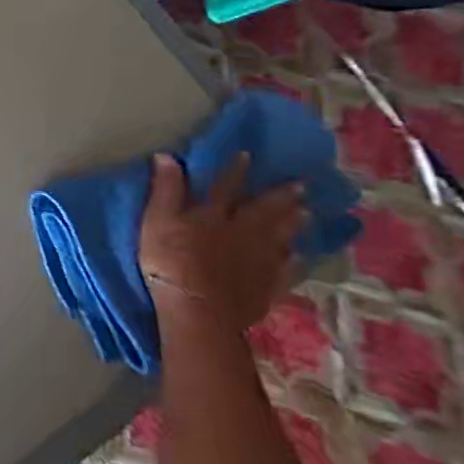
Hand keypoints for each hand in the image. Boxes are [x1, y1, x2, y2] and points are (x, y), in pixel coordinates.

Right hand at [139, 152, 308, 331]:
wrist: (198, 308)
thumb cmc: (169, 260)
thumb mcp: (156, 220)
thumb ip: (164, 189)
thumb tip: (167, 156)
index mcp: (213, 215)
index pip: (225, 186)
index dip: (235, 170)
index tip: (249, 155)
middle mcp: (241, 232)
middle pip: (263, 211)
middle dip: (280, 196)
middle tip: (303, 184)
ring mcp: (257, 260)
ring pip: (279, 237)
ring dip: (292, 223)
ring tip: (306, 213)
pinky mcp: (264, 285)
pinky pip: (283, 268)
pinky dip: (291, 259)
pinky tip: (296, 255)